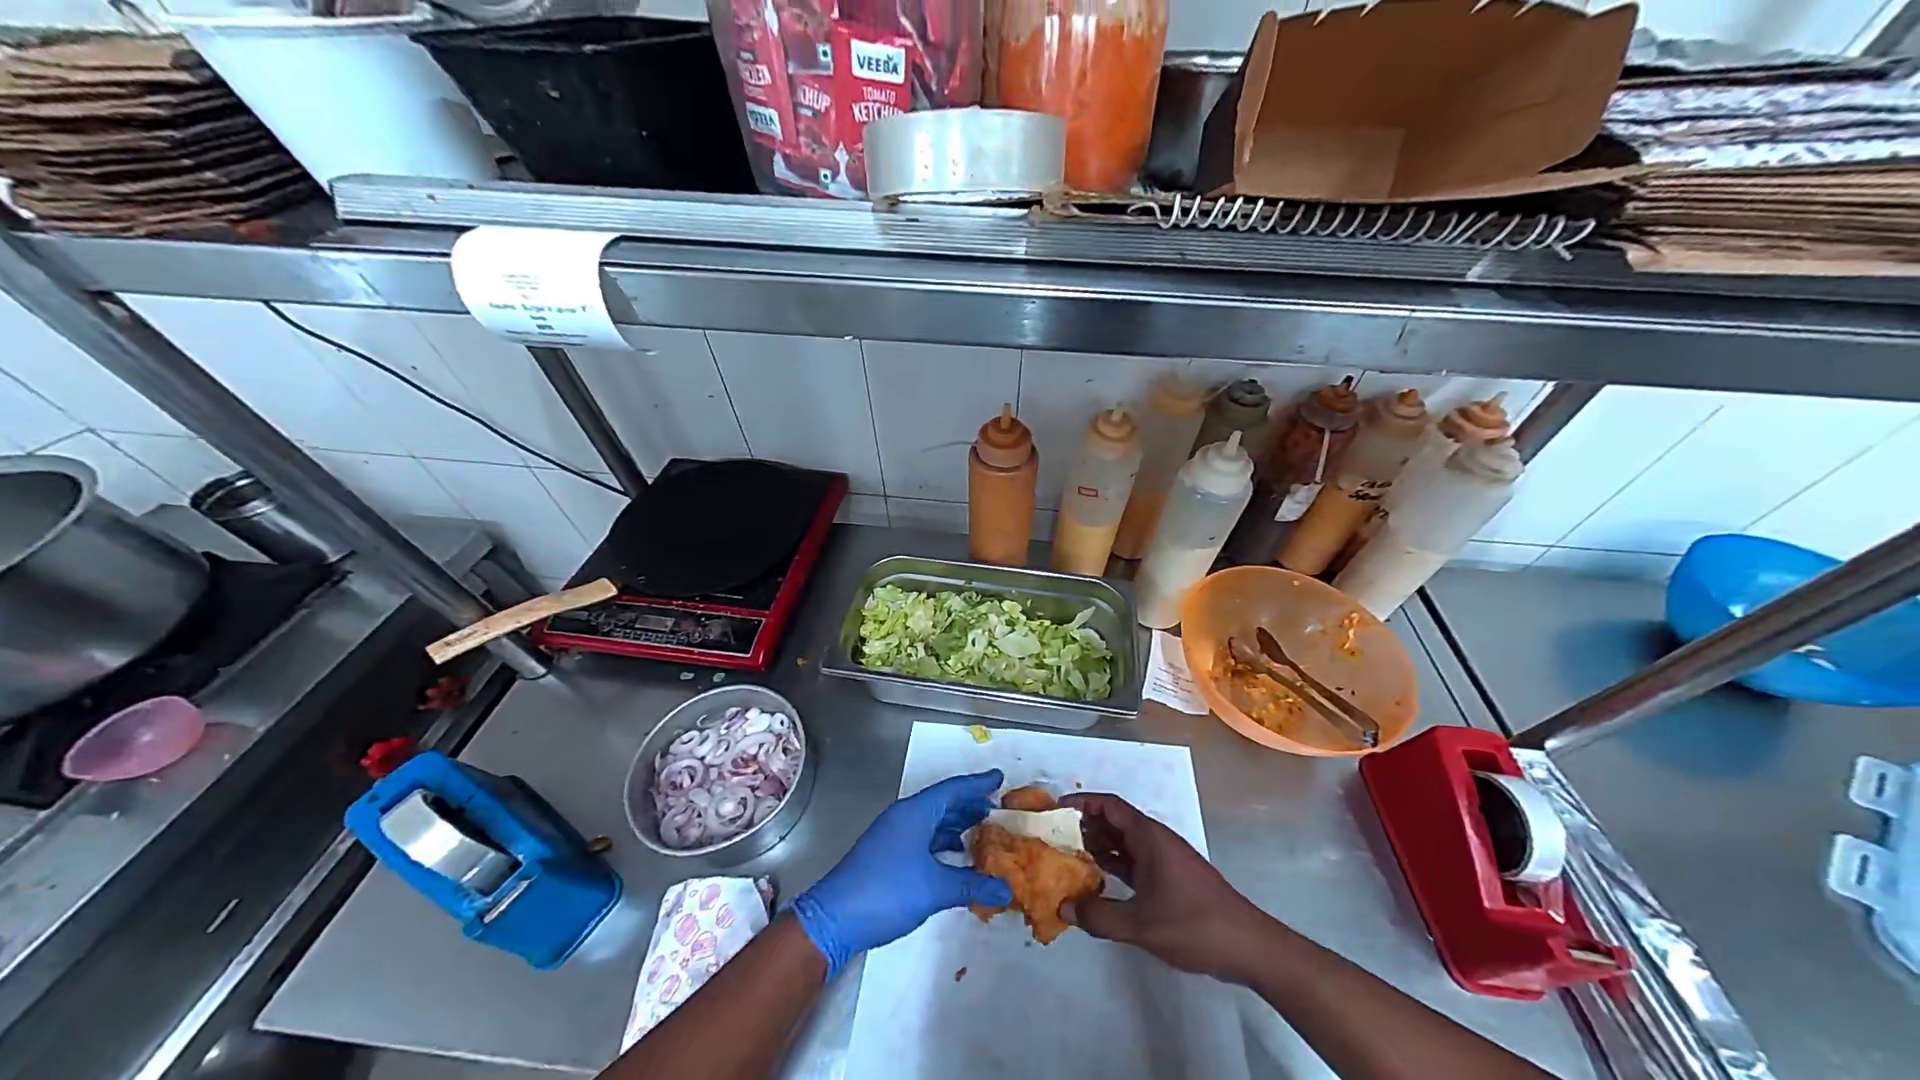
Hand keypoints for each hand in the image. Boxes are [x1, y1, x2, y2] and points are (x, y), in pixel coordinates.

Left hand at [793, 770, 1013, 977]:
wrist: (835, 918)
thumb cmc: (886, 892)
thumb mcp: (935, 888)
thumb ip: (972, 885)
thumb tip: (1004, 889)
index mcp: (914, 813)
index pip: (952, 789)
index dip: (978, 784)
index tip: (1000, 778)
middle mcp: (904, 817)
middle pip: (943, 803)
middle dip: (970, 804)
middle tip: (997, 809)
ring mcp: (894, 836)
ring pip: (932, 822)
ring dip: (957, 825)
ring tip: (983, 832)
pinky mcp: (888, 855)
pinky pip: (923, 838)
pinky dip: (943, 842)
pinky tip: (956, 856)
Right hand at [1060, 792, 1276, 984]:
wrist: (1250, 947)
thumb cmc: (1195, 925)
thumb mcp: (1141, 925)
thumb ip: (1099, 916)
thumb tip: (1064, 908)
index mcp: (1150, 837)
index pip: (1109, 805)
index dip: (1081, 803)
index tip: (1054, 810)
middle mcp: (1157, 841)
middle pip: (1115, 821)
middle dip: (1084, 825)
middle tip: (1054, 837)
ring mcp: (1166, 859)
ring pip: (1124, 842)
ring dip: (1098, 847)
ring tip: (1068, 858)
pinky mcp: (1171, 878)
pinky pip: (1135, 861)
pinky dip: (1114, 865)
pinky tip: (1097, 882)